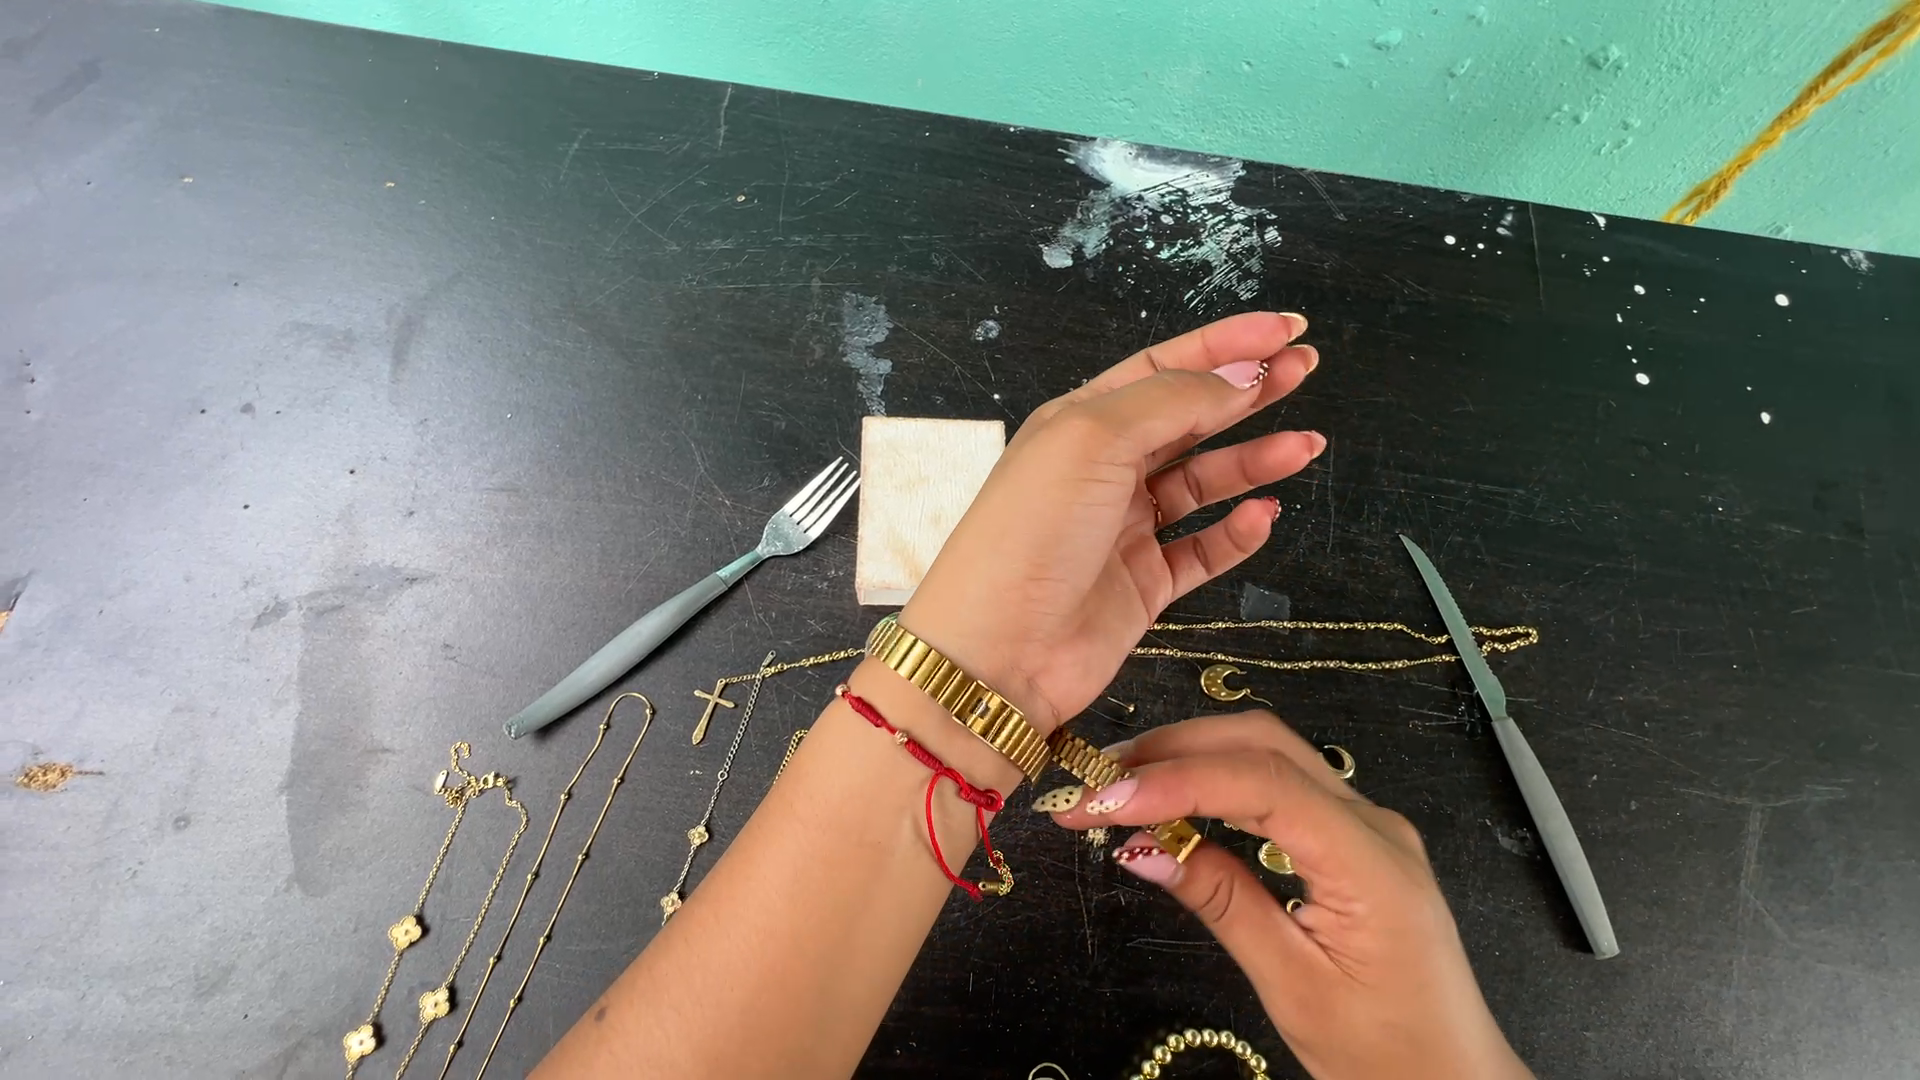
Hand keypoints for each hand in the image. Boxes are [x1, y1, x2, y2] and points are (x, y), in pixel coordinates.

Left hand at [901, 312, 1323, 729]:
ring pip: (1201, 485)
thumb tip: (1239, 375)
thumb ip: (1169, 401)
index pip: (1160, 368)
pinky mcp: (1142, 584)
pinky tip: (1264, 515)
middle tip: (1306, 367)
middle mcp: (1102, 471)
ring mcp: (1123, 530)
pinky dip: (1235, 534)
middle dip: (1247, 392)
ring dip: (1253, 462)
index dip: (1223, 345)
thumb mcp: (1093, 440)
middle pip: (1187, 420)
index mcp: (1079, 424)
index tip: (1287, 329)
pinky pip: (1202, 551)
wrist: (998, 650)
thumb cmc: (1034, 530)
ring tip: (1307, 444)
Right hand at [1044, 712, 1532, 1079]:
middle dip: (1172, 748)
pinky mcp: (1345, 830)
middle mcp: (1369, 818)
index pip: (1261, 782)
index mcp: (1369, 859)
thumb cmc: (1383, 1054)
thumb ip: (1220, 902)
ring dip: (1187, 754)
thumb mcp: (1293, 988)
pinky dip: (1212, 777)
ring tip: (1121, 782)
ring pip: (1264, 749)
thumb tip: (1138, 846)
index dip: (1176, 780)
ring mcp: (1361, 818)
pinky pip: (1272, 778)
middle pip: (1260, 742)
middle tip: (1100, 778)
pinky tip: (1173, 798)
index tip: (1103, 799)